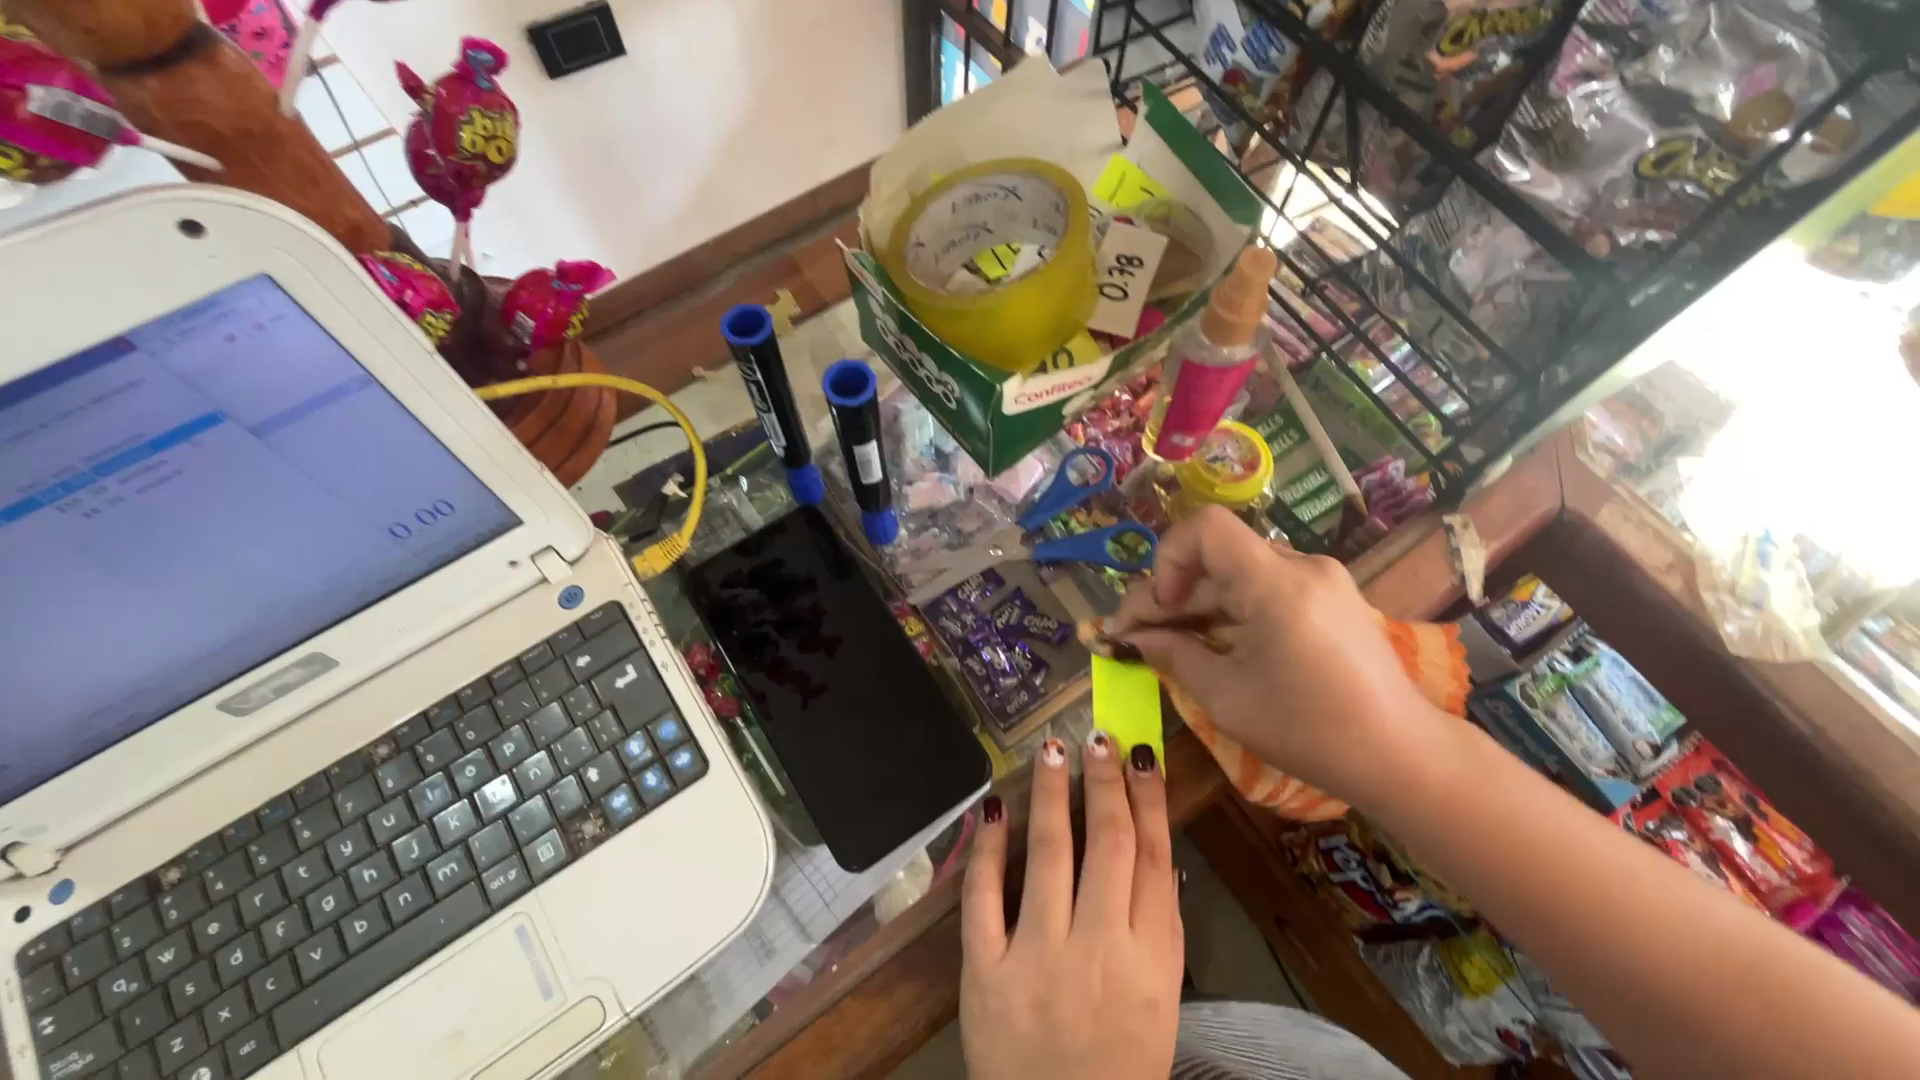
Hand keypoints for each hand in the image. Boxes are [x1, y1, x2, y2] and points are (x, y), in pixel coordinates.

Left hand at [960, 733, 1182, 1079]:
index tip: (1140, 755)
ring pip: (1049, 856)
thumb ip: (1160, 929)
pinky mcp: (985, 972)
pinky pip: (983, 898)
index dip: (1148, 800)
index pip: (1153, 859)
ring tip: (1051, 753)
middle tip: (1097, 738)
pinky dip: (986, 850)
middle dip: (1104, 784)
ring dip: (1052, 798)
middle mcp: (1098, 951)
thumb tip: (1158, 854)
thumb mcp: (1161, 1000)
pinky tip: (992, 810)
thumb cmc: (1120, 1063)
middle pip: (1108, 846)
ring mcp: (1037, 959)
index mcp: (1150, 959)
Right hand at [1109, 505, 1446, 811]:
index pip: (1205, 528)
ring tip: (1172, 645)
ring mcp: (1322, 581)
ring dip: (1200, 604)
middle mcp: (1302, 567)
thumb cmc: (1309, 730)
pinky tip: (1217, 646)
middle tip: (1136, 637)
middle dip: (1171, 594)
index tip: (1162, 610)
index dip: (1168, 559)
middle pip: (1218, 556)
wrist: (1402, 756)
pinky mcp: (1331, 599)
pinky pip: (1266, 588)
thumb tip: (1132, 638)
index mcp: (1276, 583)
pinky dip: (1233, 610)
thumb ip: (1173, 656)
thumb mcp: (1227, 697)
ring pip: (1240, 573)